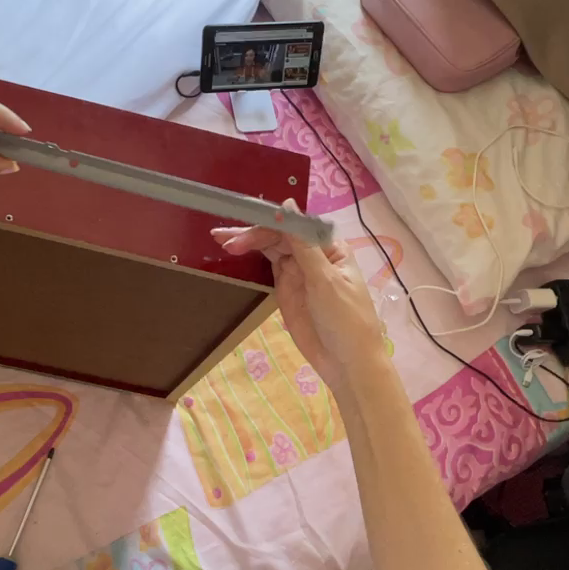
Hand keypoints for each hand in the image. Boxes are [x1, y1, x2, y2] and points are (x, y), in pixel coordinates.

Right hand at [214, 208, 388, 396]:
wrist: (347, 364)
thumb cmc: (346, 320)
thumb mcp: (324, 281)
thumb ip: (302, 244)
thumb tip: (287, 205)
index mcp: (329, 246)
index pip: (295, 224)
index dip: (269, 219)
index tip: (245, 217)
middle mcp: (312, 253)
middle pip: (278, 234)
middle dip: (252, 233)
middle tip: (223, 238)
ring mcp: (298, 270)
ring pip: (270, 247)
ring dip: (247, 242)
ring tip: (221, 241)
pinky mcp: (286, 286)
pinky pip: (267, 264)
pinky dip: (251, 256)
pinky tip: (235, 250)